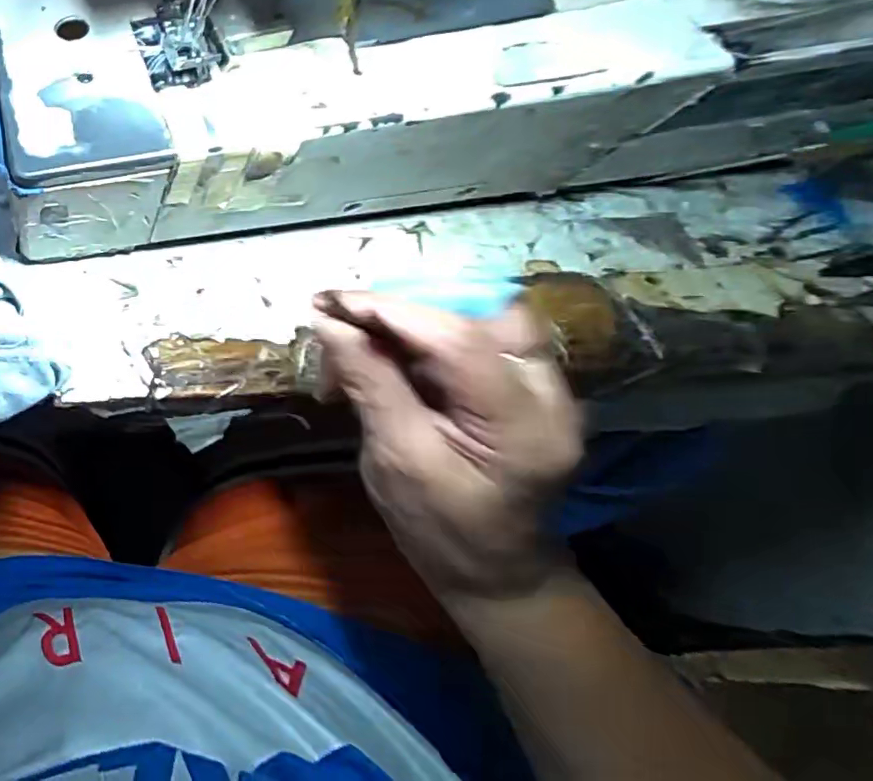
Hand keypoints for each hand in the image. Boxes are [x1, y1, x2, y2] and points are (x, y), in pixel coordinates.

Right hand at [312, 291, 582, 604]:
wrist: (493, 570)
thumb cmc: (442, 527)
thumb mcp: (397, 458)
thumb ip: (370, 383)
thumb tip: (328, 323)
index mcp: (524, 422)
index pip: (459, 339)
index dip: (390, 311)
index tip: (328, 302)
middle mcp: (544, 391)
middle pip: (472, 315)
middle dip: (397, 308)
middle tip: (336, 315)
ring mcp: (533, 385)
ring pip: (463, 319)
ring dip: (399, 320)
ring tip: (347, 340)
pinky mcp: (511, 383)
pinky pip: (459, 337)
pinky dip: (410, 336)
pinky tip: (374, 352)